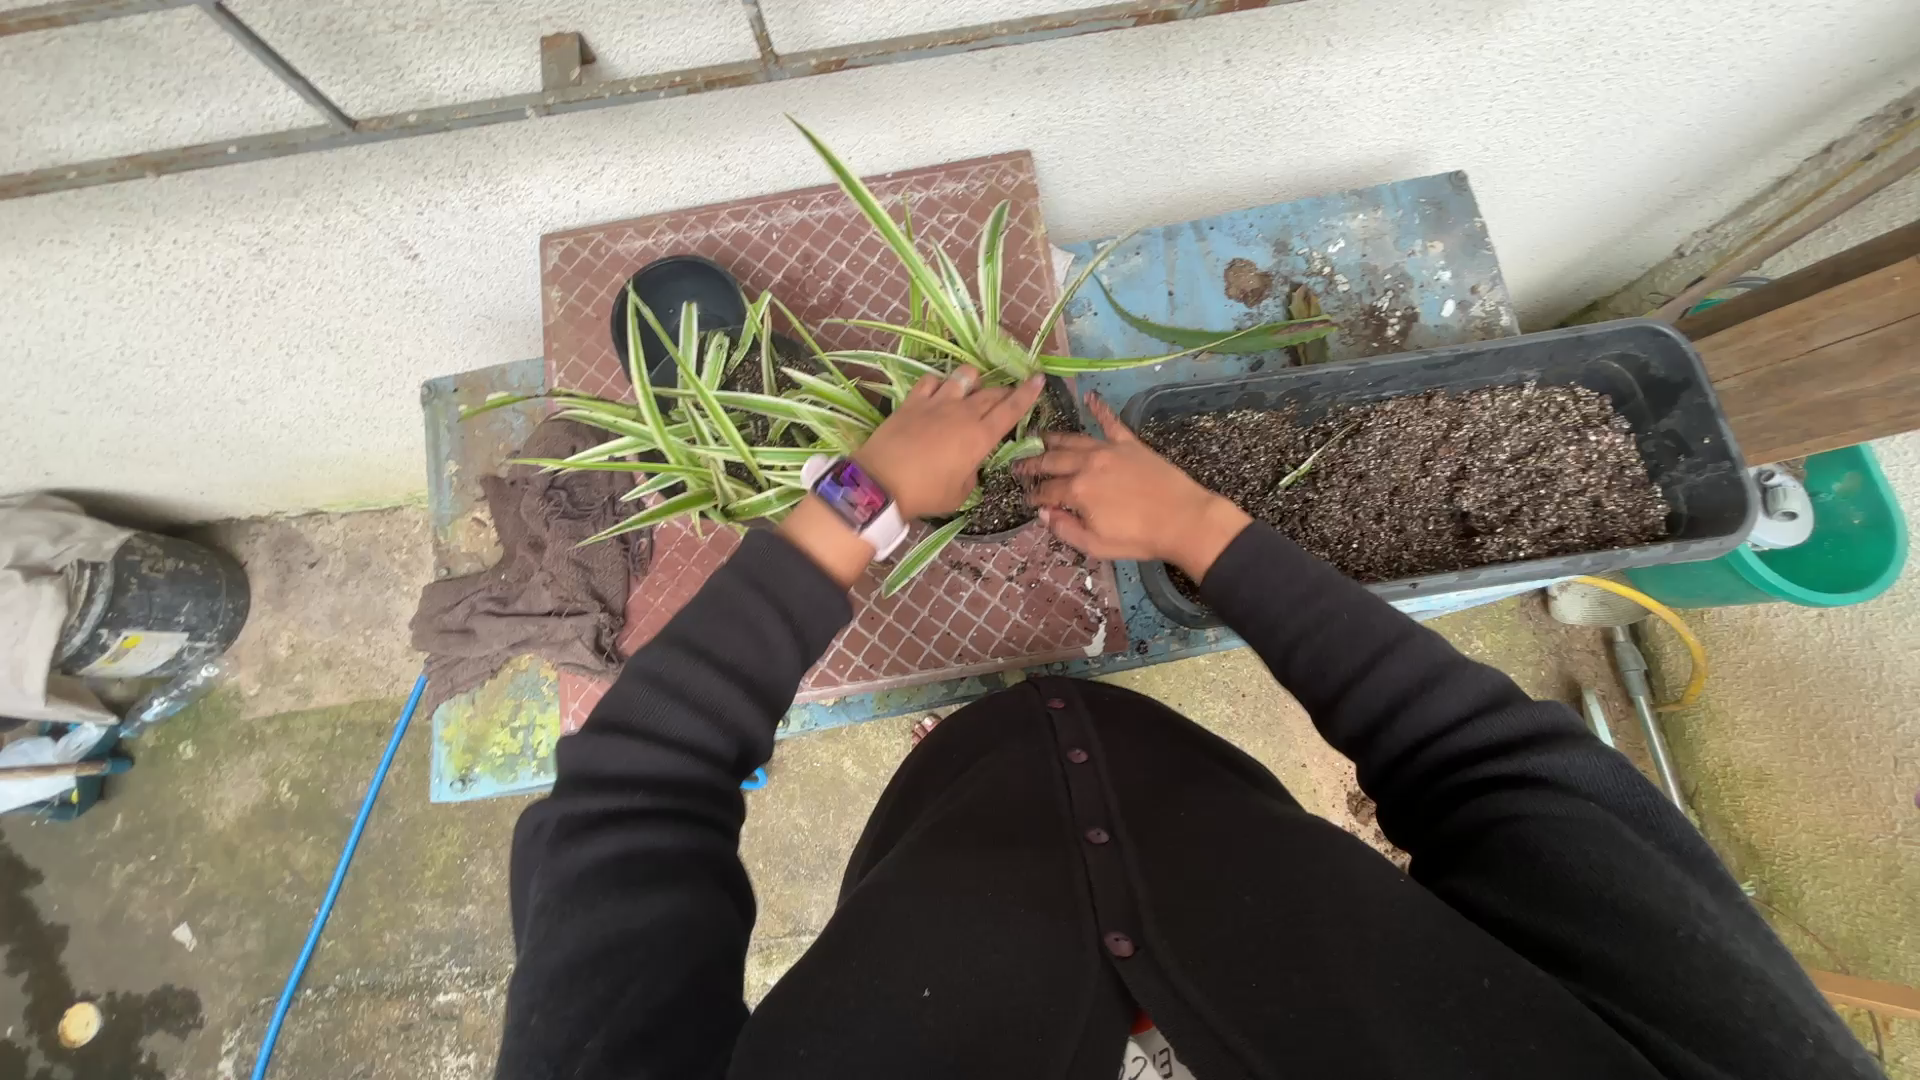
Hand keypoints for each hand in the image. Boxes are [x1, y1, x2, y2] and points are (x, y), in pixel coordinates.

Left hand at [853, 370, 1044, 518]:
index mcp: (980, 437)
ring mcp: (936, 403)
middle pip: (991, 393)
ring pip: (964, 377)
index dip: (1027, 394)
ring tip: (973, 386)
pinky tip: (939, 390)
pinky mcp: (912, 402)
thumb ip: (971, 474)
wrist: (881, 483)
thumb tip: (970, 463)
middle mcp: (962, 413)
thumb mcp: (959, 494)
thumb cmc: (925, 494)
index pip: (1011, 410)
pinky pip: (931, 380)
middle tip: (1008, 395)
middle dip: (1004, 392)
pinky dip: (940, 382)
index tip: (1038, 379)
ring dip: (974, 380)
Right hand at [1014, 393, 1251, 581]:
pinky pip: (1110, 421)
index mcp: (1077, 491)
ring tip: (1038, 437)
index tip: (1026, 498)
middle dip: (1032, 463)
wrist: (1183, 520)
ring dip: (1053, 439)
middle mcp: (1087, 464)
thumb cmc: (1138, 538)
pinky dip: (1099, 408)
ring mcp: (1109, 450)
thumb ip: (1065, 529)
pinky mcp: (1130, 443)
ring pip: (1073, 440)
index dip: (1033, 495)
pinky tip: (1089, 396)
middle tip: (1017, 464)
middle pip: (1052, 461)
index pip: (1046, 491)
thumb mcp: (1095, 545)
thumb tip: (1044, 513)